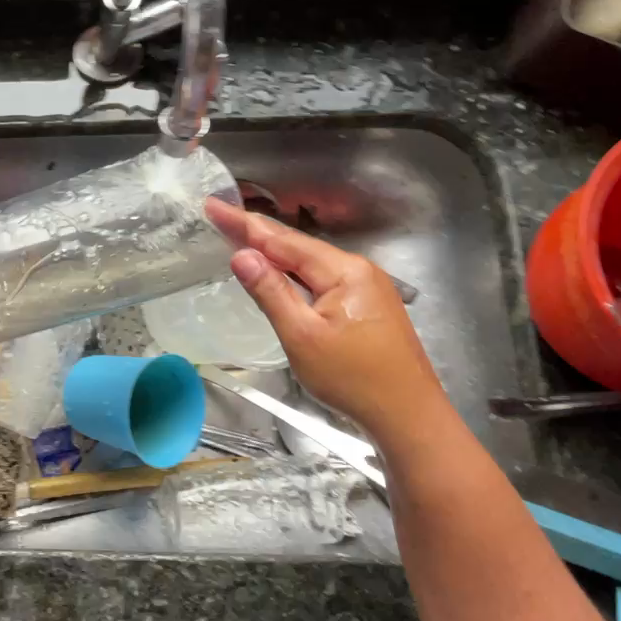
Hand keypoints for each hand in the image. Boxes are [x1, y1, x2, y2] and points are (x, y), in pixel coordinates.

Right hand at [205, 198, 447, 438]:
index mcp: (343, 271)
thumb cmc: (352, 377)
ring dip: (273, 250)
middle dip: (256, 231)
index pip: (282, 240)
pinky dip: (292, 270)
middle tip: (220, 215)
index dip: (243, 224)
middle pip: (297, 246)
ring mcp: (366, 288)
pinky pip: (320, 278)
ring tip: (240, 236)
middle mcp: (358, 270)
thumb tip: (241, 255)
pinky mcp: (366, 307)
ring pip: (309, 263)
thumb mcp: (302, 335)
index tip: (213, 206)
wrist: (407, 415)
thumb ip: (270, 292)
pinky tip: (278, 271)